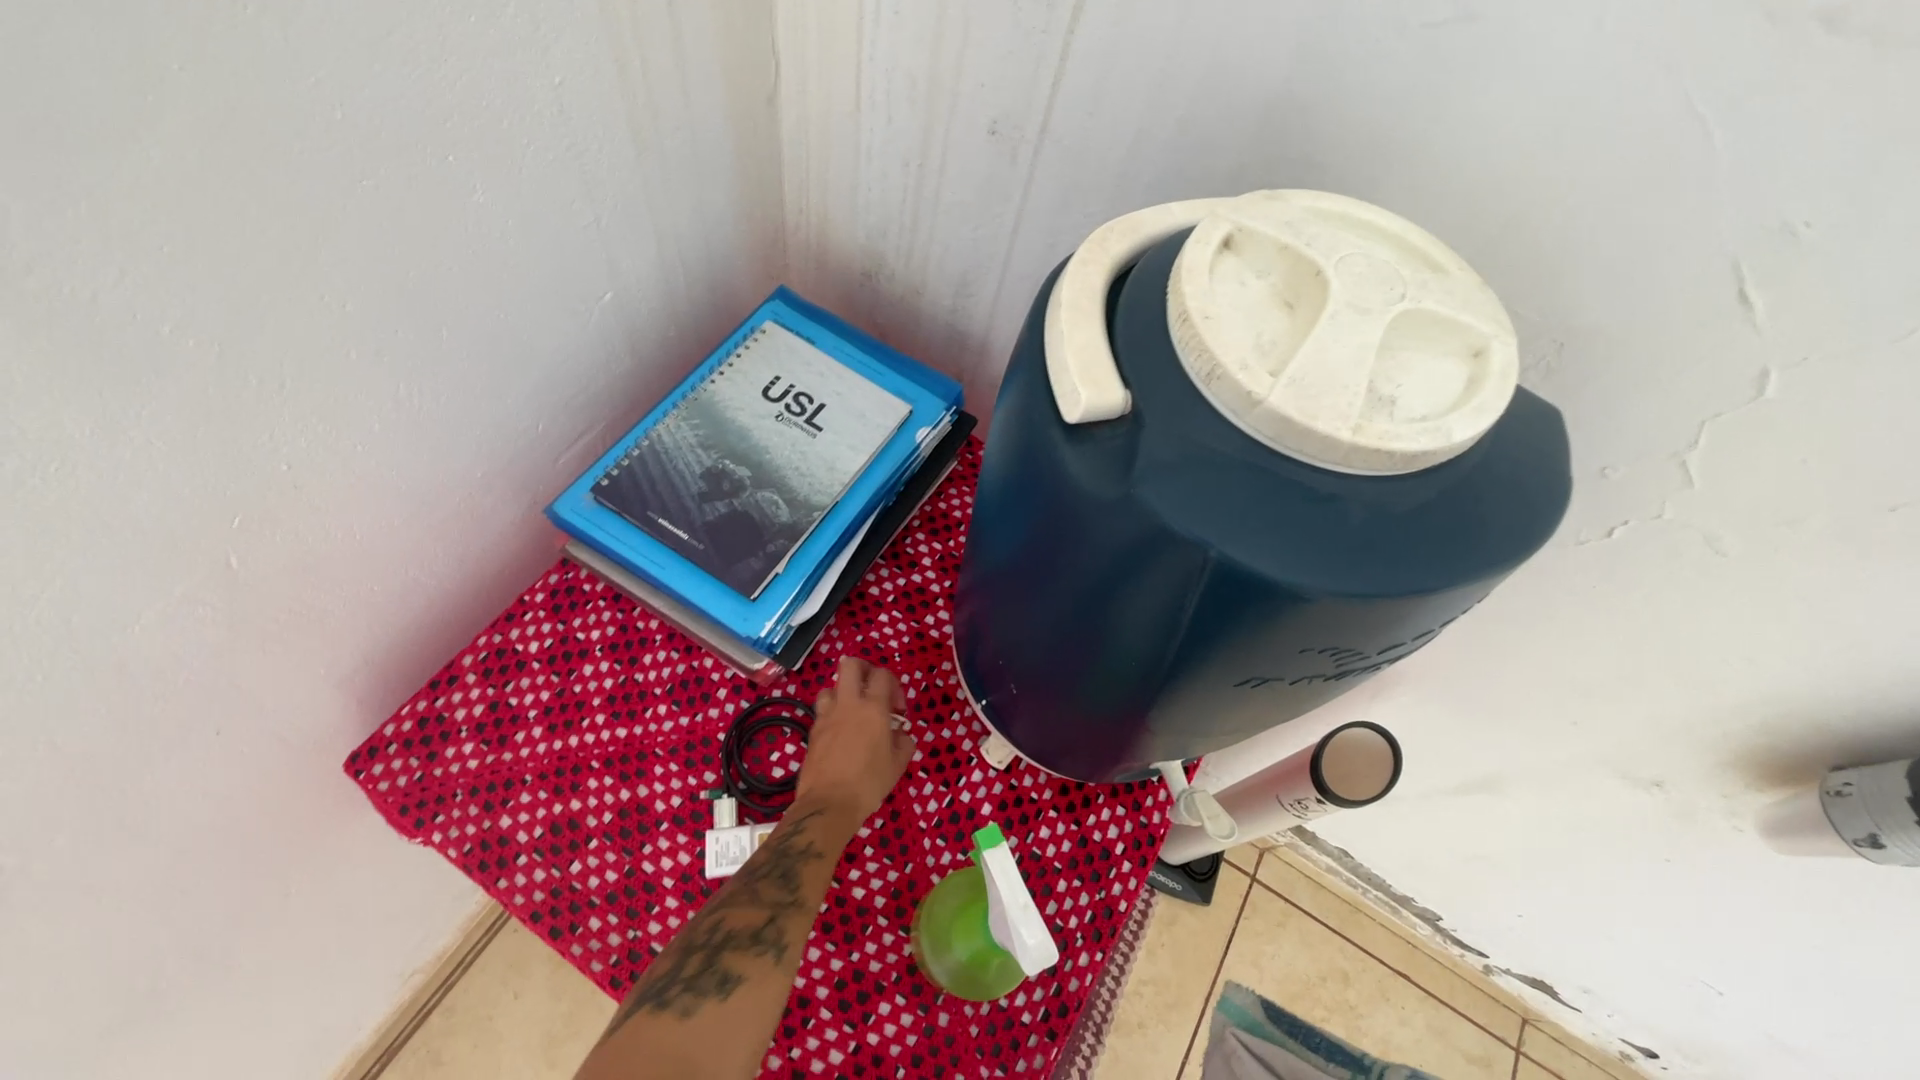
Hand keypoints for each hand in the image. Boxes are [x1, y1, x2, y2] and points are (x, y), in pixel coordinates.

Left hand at [795, 657, 915, 823]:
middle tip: (872, 689)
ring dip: (844, 693)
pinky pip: (822, 711)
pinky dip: (833, 714)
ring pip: (831, 686)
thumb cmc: (869, 783)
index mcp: (873, 708)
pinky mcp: (813, 731)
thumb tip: (899, 733)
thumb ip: (903, 741)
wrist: (829, 803)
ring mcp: (826, 716)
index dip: (894, 685)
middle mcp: (848, 704)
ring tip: (853, 712)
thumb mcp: (899, 764)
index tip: (898, 709)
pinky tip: (840, 733)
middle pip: (850, 665)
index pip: (883, 675)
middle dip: (863, 669)